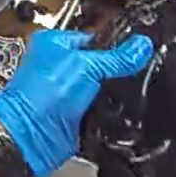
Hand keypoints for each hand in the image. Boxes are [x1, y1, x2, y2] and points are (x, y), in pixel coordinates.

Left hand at [0, 29, 153, 176]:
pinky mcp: (76, 119)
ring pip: (103, 91)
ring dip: (118, 96)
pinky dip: (113, 116)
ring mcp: (68, 94)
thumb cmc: (43, 93)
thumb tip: (143, 44)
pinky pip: (102, 114)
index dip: (118, 45)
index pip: (95, 39)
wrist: (30, 137)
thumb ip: (116, 58)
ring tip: (141, 94)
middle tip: (145, 74)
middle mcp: (61, 68)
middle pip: (101, 66)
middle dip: (120, 73)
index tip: (141, 51)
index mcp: (56, 44)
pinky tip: (130, 115)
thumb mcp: (85, 66)